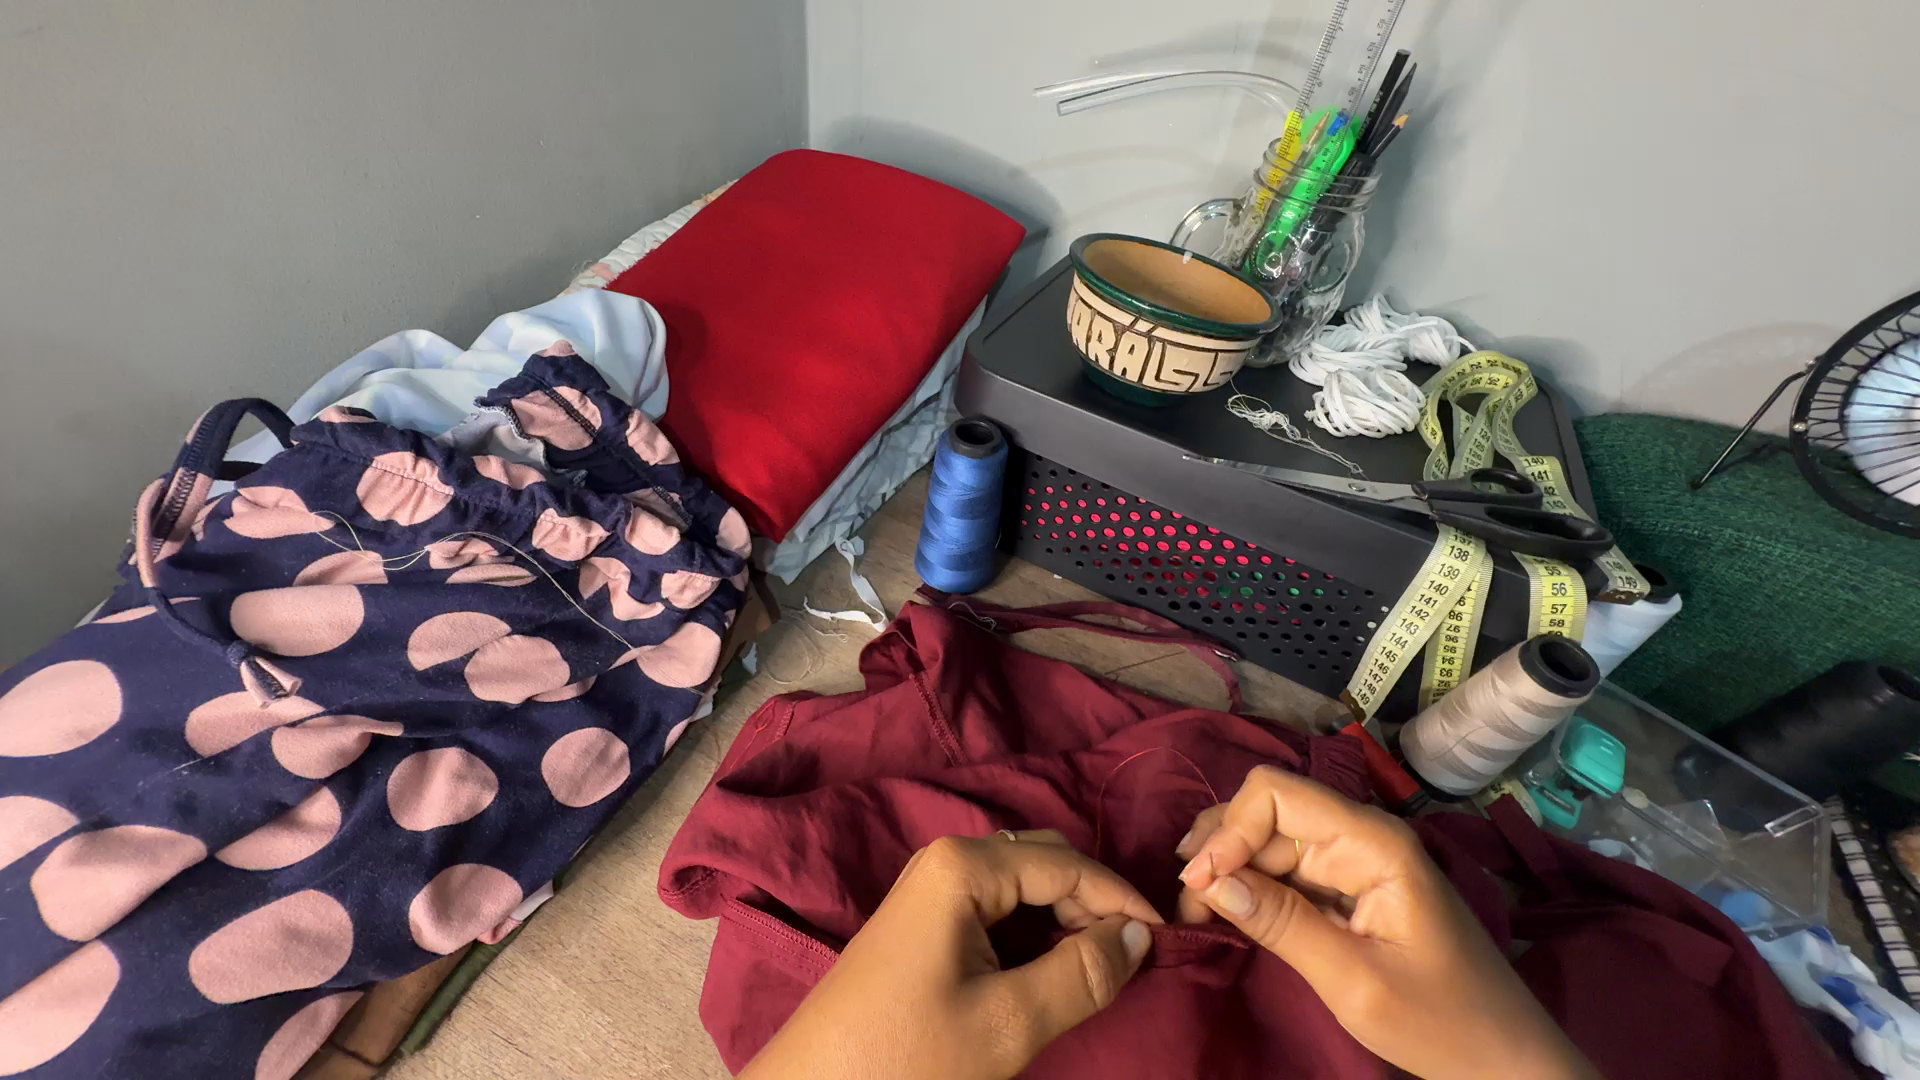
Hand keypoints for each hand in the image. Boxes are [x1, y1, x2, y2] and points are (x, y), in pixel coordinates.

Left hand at [741, 830, 1160, 1079]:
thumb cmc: (909, 1053)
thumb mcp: (1006, 1022)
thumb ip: (1081, 974)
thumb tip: (1139, 936)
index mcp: (964, 865)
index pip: (1065, 863)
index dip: (1119, 897)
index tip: (1165, 938)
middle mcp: (948, 857)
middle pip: (1043, 861)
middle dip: (1091, 901)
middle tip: (1128, 958)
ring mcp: (932, 884)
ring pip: (1022, 882)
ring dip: (1064, 915)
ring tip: (1095, 966)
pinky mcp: (926, 915)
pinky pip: (996, 903)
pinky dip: (1033, 928)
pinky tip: (1050, 965)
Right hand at [1176, 766, 1598, 1079]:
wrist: (1510, 1065)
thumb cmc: (1443, 1024)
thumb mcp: (1355, 981)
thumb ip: (1280, 923)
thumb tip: (1207, 881)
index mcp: (1371, 841)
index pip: (1275, 793)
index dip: (1229, 828)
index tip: (1201, 883)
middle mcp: (1357, 832)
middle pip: (1264, 810)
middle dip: (1219, 847)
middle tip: (1186, 900)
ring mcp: (1351, 856)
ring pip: (1266, 835)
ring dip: (1226, 864)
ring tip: (1195, 905)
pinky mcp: (1344, 882)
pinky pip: (1282, 865)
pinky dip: (1246, 882)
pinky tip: (1223, 904)